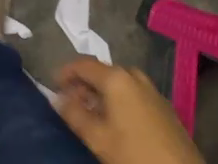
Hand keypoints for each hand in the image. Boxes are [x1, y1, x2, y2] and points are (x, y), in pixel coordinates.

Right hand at [54, 58, 204, 163]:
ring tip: (92, 115)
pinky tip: (116, 122)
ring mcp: (151, 89)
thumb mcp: (97, 138)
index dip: (65, 73)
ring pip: (118, 83)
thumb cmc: (134, 153)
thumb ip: (74, 114)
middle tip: (71, 104)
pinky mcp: (162, 105)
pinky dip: (118, 100)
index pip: (83, 64)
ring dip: (101, 94)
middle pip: (101, 72)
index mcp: (116, 78)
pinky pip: (133, 93)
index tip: (54, 87)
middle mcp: (134, 75)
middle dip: (84, 85)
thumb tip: (57, 97)